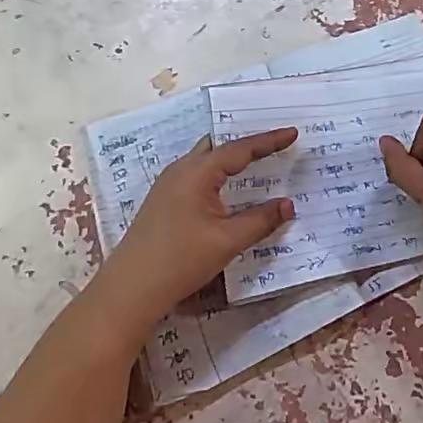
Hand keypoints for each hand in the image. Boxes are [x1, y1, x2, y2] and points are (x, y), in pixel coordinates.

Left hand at [95, 129, 297, 322]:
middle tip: (274, 141)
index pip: (240, 149)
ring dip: (231, 158)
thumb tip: (288, 205)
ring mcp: (168, 185)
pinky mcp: (164, 201)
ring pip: (205, 159)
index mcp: (197, 172)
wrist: (130, 290)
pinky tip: (227, 186)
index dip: (269, 141)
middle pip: (219, 146)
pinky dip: (218, 172)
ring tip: (256, 158)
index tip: (293, 133)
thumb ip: (261, 220)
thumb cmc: (180, 260)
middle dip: (247, 143)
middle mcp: (181, 170)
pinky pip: (197, 174)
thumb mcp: (228, 241)